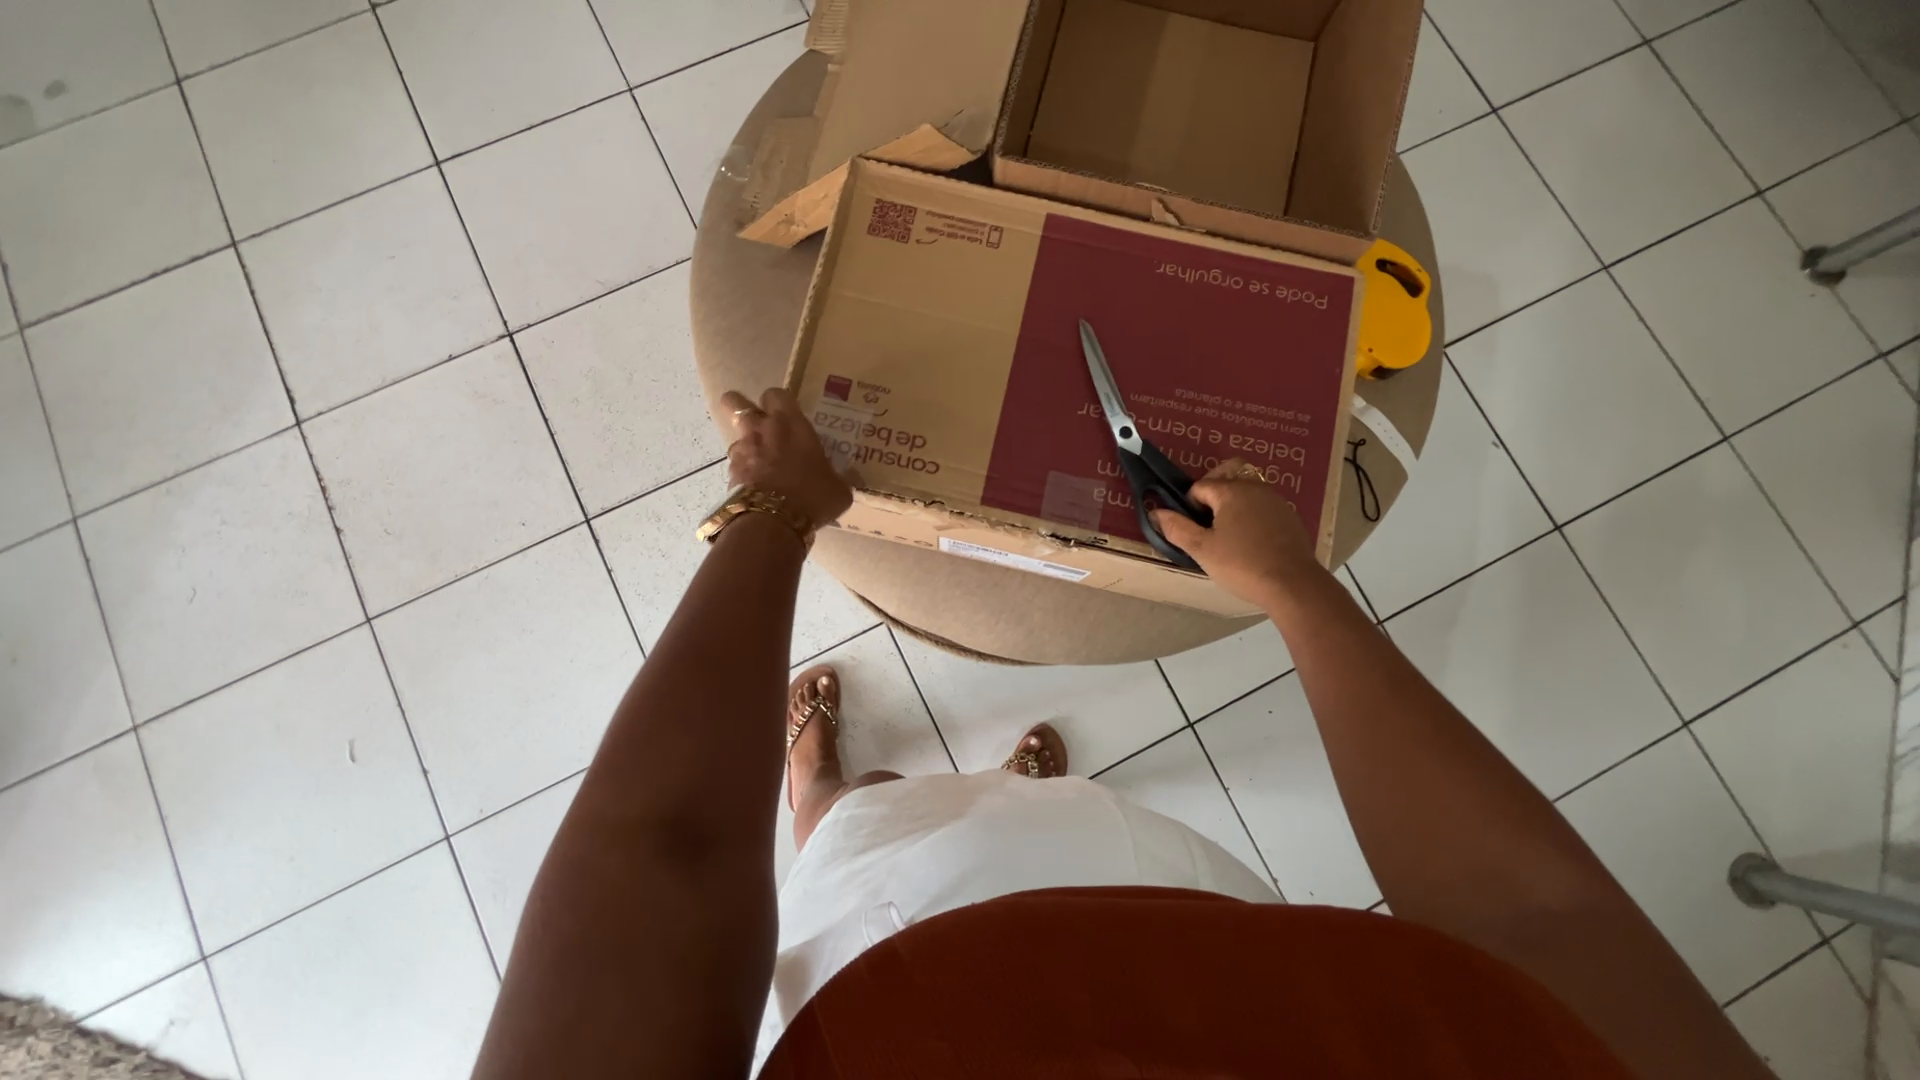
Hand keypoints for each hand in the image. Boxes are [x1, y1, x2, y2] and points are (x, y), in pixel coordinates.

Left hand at [721, 388, 852, 528]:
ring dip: (745, 444)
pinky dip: (743, 471)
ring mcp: (742, 450)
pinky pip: (735, 464)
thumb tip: (852, 477)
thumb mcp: (839, 489)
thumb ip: (842, 477)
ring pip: (734, 435)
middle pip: (735, 401)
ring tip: (759, 462)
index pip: (777, 393)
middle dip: (740, 406)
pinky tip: (755, 486)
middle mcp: (761, 429)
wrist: (773, 522)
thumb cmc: (812, 496)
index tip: (788, 413)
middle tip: (757, 422)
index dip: (780, 401)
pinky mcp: (730, 473)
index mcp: (791, 424)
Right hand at [1150, 459, 1326, 609]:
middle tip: (1207, 522)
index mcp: (1231, 491)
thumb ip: (1176, 528)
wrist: (1293, 584)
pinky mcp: (1290, 516)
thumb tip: (1156, 512)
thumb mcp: (1202, 549)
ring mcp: (1276, 500)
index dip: (1189, 506)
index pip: (1200, 486)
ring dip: (1233, 504)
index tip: (1192, 530)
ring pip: (1247, 491)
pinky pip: (1263, 506)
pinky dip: (1252, 516)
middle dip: (1213, 492)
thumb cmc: (1242, 564)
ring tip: (1228, 535)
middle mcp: (1255, 487)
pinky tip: (1251, 543)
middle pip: (1227, 477)